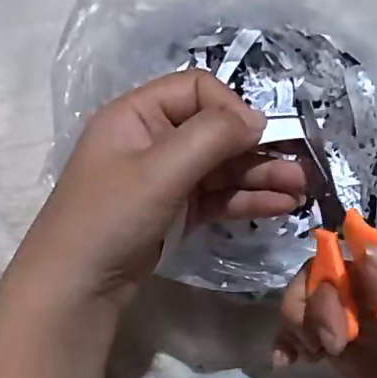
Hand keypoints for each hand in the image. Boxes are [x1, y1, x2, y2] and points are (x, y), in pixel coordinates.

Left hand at [15, 71, 307, 306]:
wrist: (76, 287)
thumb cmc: (110, 218)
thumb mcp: (159, 170)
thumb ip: (211, 137)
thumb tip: (256, 119)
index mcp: (136, 115)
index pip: (196, 90)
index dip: (230, 108)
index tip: (258, 136)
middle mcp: (151, 141)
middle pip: (214, 132)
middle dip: (257, 148)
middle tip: (301, 167)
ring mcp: (162, 180)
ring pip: (219, 168)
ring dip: (259, 176)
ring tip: (300, 190)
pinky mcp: (172, 213)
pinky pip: (215, 198)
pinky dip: (244, 200)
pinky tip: (279, 206)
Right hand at [274, 251, 376, 377]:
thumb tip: (368, 248)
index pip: (346, 261)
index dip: (326, 283)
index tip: (333, 325)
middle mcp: (373, 299)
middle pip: (321, 281)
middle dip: (310, 310)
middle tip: (324, 349)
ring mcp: (357, 327)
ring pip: (309, 306)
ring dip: (295, 326)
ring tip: (306, 359)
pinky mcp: (344, 354)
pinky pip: (307, 336)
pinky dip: (289, 344)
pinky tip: (285, 364)